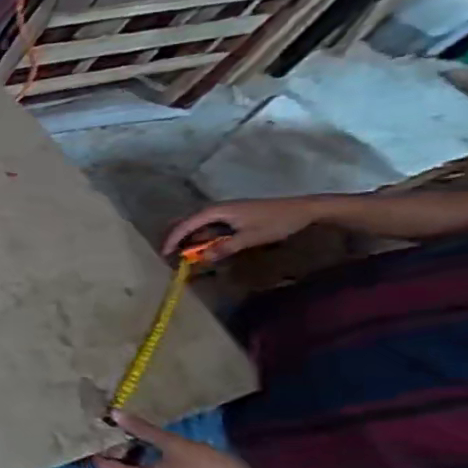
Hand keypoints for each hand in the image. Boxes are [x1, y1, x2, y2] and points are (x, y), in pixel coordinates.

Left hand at [93, 411, 255, 467]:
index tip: (89, 426)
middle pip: (114, 467)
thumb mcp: (173, 445)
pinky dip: (136, 454)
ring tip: (117, 423)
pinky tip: (139, 436)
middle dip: (108, 445)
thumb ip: (142, 430)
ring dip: (123, 448)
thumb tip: (113, 414)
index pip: (103, 466)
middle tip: (102, 420)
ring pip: (128, 467)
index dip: (94, 447)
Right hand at [161, 197, 331, 261]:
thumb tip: (201, 258)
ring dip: (188, 238)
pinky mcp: (231, 216)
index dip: (173, 239)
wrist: (303, 210)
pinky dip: (200, 236)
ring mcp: (223, 211)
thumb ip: (225, 247)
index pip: (186, 224)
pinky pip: (207, 226)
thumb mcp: (251, 237)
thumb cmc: (276, 222)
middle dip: (175, 237)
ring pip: (196, 224)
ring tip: (182, 253)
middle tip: (168, 254)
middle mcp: (216, 209)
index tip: (164, 254)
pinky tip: (202, 247)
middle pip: (186, 222)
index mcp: (216, 211)